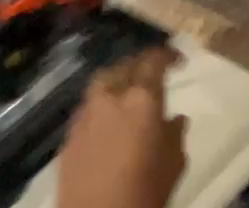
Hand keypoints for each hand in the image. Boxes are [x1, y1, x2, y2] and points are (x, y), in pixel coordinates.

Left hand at [58, 47, 187, 207]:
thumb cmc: (144, 192)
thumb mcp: (174, 162)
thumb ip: (175, 133)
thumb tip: (174, 119)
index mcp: (142, 99)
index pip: (154, 60)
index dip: (167, 55)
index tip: (178, 61)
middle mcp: (112, 98)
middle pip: (125, 65)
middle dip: (141, 64)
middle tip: (153, 73)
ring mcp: (87, 116)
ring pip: (102, 81)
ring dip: (118, 78)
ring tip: (128, 90)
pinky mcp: (69, 136)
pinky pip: (88, 106)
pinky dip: (101, 102)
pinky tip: (109, 118)